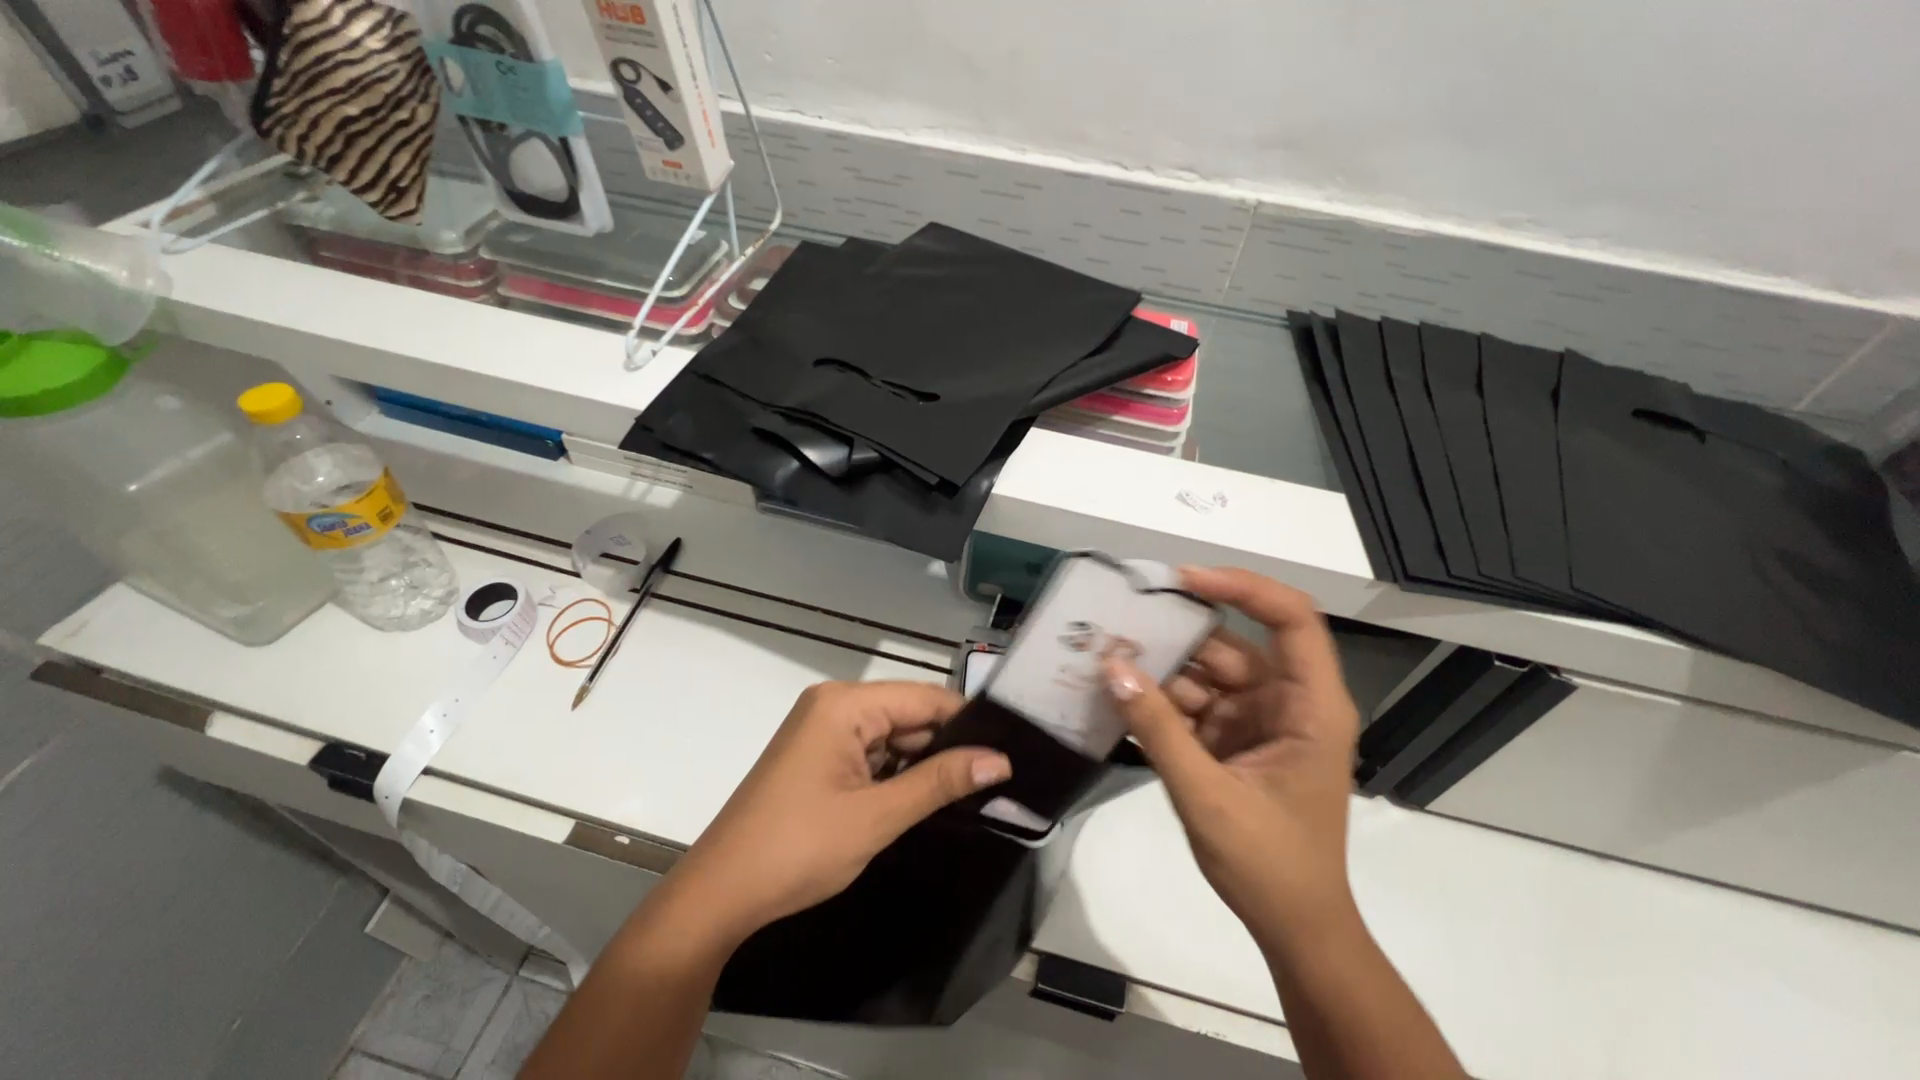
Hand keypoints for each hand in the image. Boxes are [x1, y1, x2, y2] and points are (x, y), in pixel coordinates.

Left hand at [664, 681, 1012, 945]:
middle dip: (950, 746)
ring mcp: (822, 734)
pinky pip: (871, 757)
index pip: (924, 698)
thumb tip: (1000, 760)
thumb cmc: (799, 848)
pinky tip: (932, 797)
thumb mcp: (877, 816)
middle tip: (1003, 777)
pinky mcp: (818, 761)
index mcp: (843, 705)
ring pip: (892, 738)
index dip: (969, 723)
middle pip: (909, 715)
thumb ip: (940, 782)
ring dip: (925, 764)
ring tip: (980, 788)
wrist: (722, 893)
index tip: (1015, 749)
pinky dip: (898, 776)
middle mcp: (832, 707)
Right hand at [1104, 566, 1360, 941]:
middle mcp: (1289, 703)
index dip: (1242, 587)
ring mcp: (1260, 723)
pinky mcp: (1235, 744)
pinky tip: (1115, 698)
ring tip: (1101, 661)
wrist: (1293, 927)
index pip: (1291, 619)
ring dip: (1158, 673)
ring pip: (1206, 676)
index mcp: (1310, 706)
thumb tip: (1112, 667)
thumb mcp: (1208, 796)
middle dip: (1175, 637)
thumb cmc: (1269, 863)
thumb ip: (1158, 729)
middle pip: (1233, 646)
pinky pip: (1194, 708)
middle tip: (1113, 626)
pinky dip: (1159, 705)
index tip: (1183, 580)